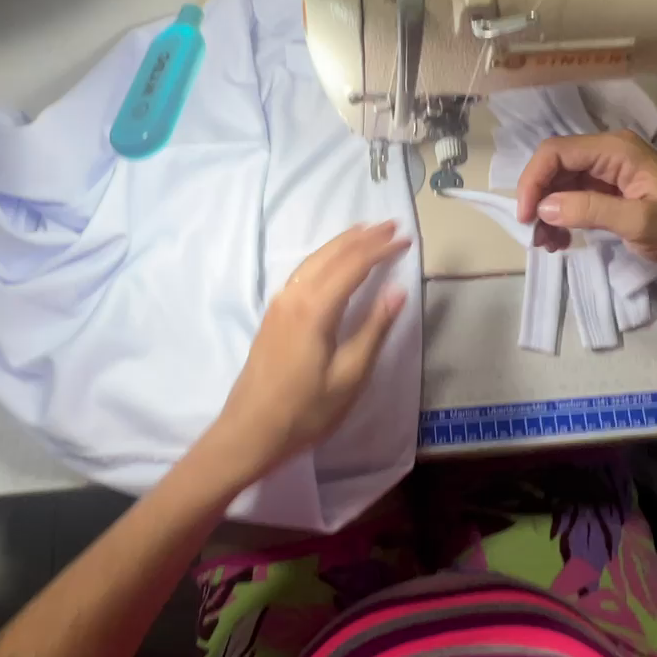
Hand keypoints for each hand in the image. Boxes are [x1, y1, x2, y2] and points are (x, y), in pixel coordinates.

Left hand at [206, 222, 410, 483]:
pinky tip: (333, 261)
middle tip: (391, 225)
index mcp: (315, 309)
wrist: (250, 432)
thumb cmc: (305, 411)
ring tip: (365, 231)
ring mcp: (279, 304)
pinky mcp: (273, 315)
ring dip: (342, 243)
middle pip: (331, 255)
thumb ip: (373, 329)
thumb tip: (397, 290)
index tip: (406, 238)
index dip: (381, 248)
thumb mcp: (349, 376)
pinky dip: (324, 258)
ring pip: (313, 260)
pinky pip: (303, 272)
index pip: (353, 265)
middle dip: (362, 237)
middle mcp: (294, 297)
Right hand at [516, 131, 656, 272]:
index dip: (533, 181)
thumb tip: (545, 207)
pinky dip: (562, 217)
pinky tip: (562, 241)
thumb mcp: (640, 222)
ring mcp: (611, 171)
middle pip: (556, 166)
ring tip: (548, 245)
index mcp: (617, 150)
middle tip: (535, 237)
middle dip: (538, 199)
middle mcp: (610, 153)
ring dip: (548, 211)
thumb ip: (591, 210)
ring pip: (562, 183)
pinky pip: (576, 196)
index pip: (557, 152)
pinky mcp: (613, 190)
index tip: (526, 217)